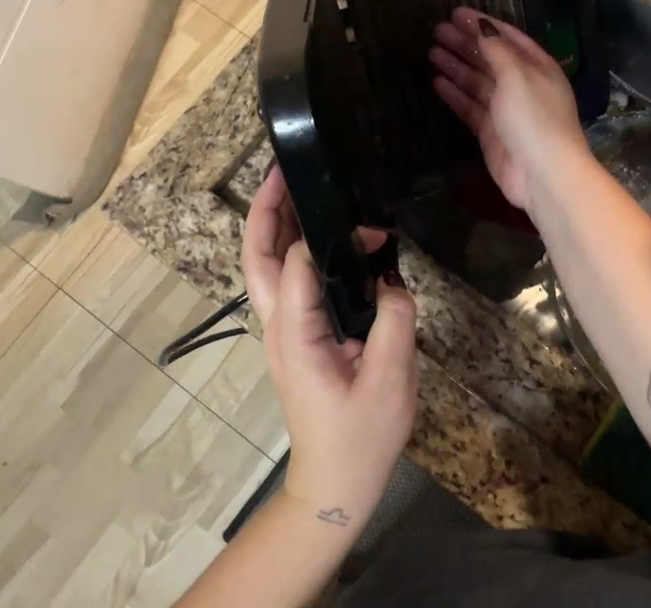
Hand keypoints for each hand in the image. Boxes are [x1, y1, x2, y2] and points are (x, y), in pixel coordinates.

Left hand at [239, 167, 417, 526]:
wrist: (335, 482)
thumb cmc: (360, 435)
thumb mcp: (390, 379)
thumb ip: (394, 320)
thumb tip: (391, 278)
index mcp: (296, 335)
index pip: (297, 266)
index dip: (327, 236)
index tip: (368, 227)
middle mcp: (279, 327)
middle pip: (257, 258)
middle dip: (265, 210)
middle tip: (283, 168)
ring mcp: (283, 332)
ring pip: (264, 267)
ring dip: (272, 224)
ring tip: (292, 185)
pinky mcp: (297, 336)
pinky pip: (285, 281)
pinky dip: (291, 248)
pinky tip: (317, 234)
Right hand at [429, 7, 592, 208]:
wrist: (543, 174)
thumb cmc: (534, 117)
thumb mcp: (517, 75)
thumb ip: (497, 50)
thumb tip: (483, 28)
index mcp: (538, 67)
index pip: (508, 37)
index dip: (483, 24)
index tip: (456, 13)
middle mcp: (524, 85)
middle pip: (491, 58)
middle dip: (466, 43)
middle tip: (436, 30)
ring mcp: (507, 110)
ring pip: (478, 81)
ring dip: (457, 66)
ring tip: (431, 51)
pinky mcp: (492, 132)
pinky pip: (471, 107)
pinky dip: (455, 94)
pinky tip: (437, 81)